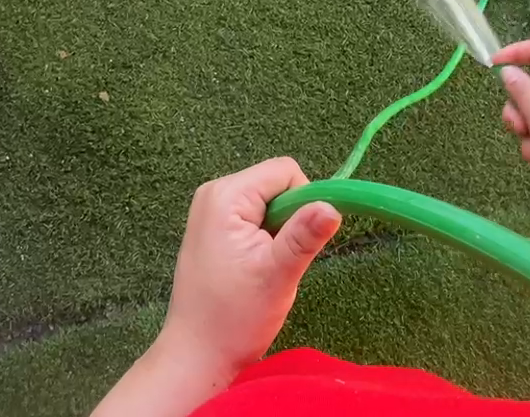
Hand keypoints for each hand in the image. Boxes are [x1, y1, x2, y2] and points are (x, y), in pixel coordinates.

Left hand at [156, 157, 340, 382]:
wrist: (195, 358)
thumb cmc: (234, 319)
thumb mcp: (277, 276)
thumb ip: (304, 236)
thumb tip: (334, 205)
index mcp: (226, 194)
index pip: (285, 171)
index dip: (303, 202)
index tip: (297, 243)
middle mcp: (215, 191)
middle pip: (276, 184)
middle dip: (289, 219)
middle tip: (278, 261)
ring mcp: (211, 208)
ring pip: (268, 201)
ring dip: (278, 231)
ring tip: (264, 267)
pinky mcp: (213, 225)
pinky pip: (254, 215)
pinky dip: (264, 237)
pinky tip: (254, 268)